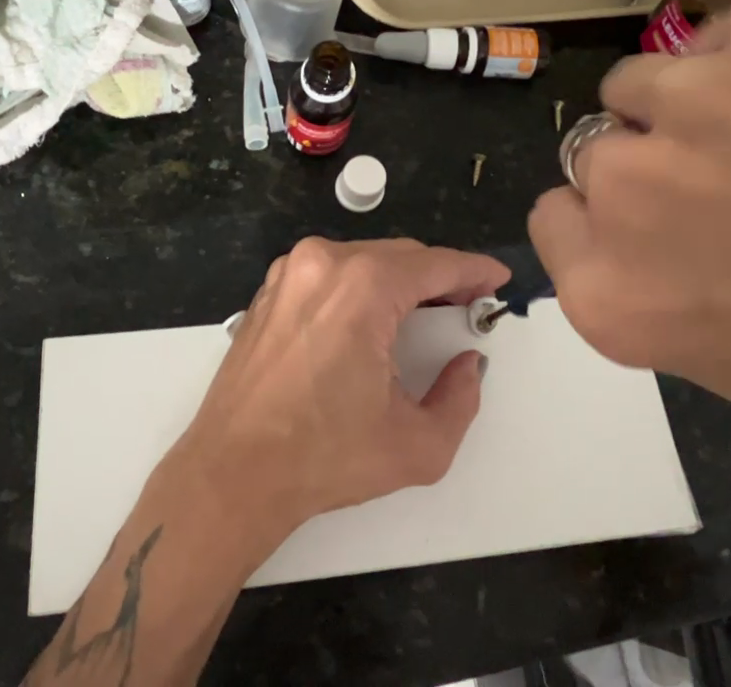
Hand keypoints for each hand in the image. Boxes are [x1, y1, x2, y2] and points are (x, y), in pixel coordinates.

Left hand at [161, 237, 508, 545]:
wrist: (233, 473)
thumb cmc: (323, 458)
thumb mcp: (418, 445)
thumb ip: (461, 398)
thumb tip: (466, 365)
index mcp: (363, 287)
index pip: (436, 264)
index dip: (474, 271)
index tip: (496, 279)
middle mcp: (322, 263)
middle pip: (400, 256)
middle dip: (439, 278)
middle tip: (465, 307)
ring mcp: (288, 273)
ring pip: (363, 260)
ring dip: (399, 280)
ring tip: (424, 315)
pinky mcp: (268, 292)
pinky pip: (329, 273)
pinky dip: (359, 287)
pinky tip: (372, 320)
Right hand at [528, 0, 730, 504]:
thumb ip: (660, 291)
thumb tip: (643, 231)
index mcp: (615, 295)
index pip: (552, 221)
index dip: (606, 226)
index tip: (664, 231)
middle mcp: (629, 190)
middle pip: (595, 151)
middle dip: (652, 167)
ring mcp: (697, 96)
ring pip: (644, 83)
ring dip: (698, 107)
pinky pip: (730, 32)